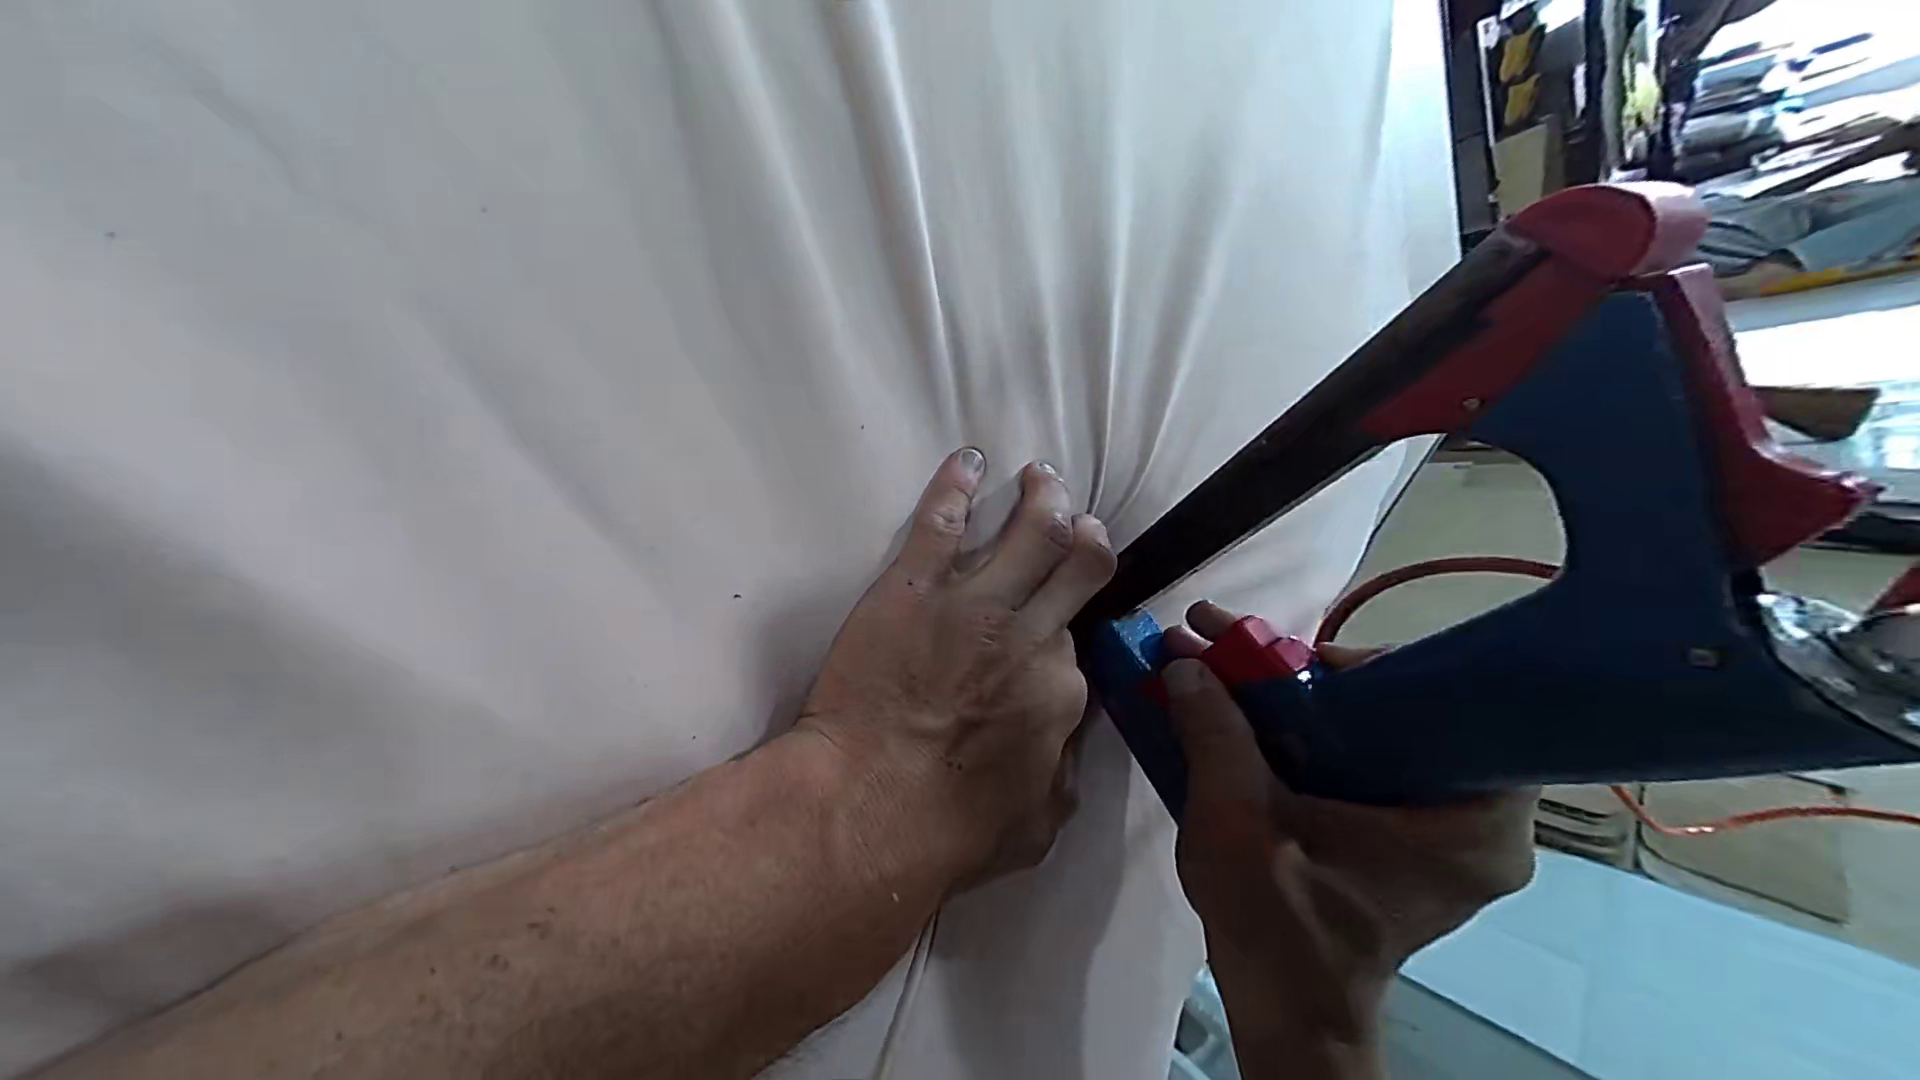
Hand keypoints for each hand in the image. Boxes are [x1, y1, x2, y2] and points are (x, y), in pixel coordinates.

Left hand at [797, 449, 1116, 890]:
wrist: (867, 809)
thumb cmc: (950, 831)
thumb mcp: (1038, 824)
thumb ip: (1064, 773)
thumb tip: (1066, 738)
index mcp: (1060, 688)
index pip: (1077, 635)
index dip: (1068, 619)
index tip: (1058, 610)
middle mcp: (1030, 634)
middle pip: (1077, 561)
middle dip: (1082, 530)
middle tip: (1075, 512)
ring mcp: (973, 603)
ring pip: (1030, 530)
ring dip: (1042, 496)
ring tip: (1040, 474)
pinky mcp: (912, 587)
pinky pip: (941, 522)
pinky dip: (956, 486)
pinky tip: (968, 461)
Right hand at [1163, 601, 1536, 1076]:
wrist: (1281, 1012)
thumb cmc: (1276, 927)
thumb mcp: (1236, 821)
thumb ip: (1214, 734)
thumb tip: (1184, 659)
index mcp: (1466, 819)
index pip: (1437, 699)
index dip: (1357, 666)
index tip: (1287, 658)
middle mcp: (1465, 815)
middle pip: (1383, 706)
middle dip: (1300, 674)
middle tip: (1234, 647)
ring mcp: (1427, 823)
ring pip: (1355, 726)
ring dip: (1284, 695)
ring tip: (1218, 663)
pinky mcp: (1388, 830)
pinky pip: (1341, 753)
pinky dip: (1287, 728)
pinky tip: (1234, 708)